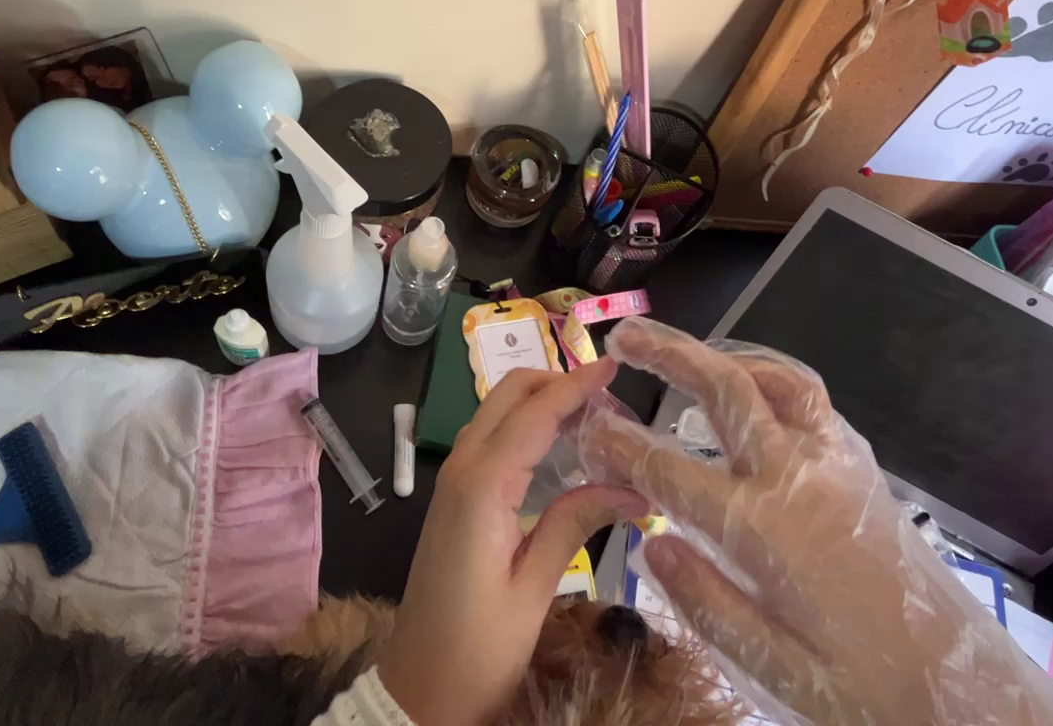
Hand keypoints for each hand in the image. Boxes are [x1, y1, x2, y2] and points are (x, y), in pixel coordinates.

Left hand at [378, 359, 649, 725]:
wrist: (418, 687)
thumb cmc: (478, 647)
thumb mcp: (534, 588)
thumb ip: (574, 523)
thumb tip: (634, 489)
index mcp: (482, 485)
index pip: (535, 413)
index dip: (575, 384)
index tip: (613, 365)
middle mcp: (462, 468)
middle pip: (508, 396)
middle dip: (556, 382)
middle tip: (609, 398)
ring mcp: (453, 479)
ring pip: (498, 413)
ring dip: (541, 401)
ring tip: (595, 418)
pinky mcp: (455, 495)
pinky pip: (492, 438)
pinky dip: (526, 425)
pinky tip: (560, 445)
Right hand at [578, 317, 1052, 725]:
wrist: (975, 695)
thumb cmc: (868, 690)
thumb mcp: (773, 668)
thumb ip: (703, 599)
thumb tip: (651, 539)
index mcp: (764, 527)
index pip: (667, 468)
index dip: (617, 442)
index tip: (582, 423)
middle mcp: (797, 475)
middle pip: (722, 388)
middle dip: (666, 353)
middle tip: (625, 337)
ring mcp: (835, 461)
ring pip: (773, 378)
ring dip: (720, 354)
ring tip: (683, 351)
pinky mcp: (860, 464)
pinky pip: (807, 398)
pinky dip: (765, 377)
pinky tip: (747, 392)